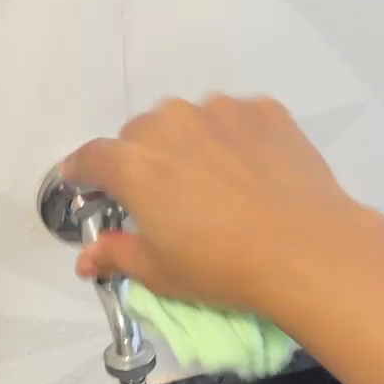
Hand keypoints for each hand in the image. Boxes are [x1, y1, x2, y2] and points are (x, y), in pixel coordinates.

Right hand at [61, 95, 383, 313]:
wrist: (303, 249)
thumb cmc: (219, 268)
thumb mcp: (159, 272)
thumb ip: (116, 256)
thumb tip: (86, 259)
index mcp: (134, 165)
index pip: (91, 159)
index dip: (81, 173)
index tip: (82, 184)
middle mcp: (171, 124)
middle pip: (139, 137)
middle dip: (140, 164)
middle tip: (159, 202)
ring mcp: (219, 111)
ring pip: (186, 123)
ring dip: (186, 148)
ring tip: (210, 189)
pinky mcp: (262, 112)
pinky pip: (232, 122)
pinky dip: (229, 142)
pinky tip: (246, 177)